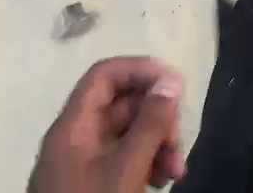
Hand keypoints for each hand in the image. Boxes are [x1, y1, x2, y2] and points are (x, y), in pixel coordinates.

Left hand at [28, 57, 188, 192]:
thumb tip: (171, 79)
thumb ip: (150, 122)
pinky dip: (148, 163)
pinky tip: (164, 181)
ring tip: (176, 170)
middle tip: (179, 140)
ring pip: (129, 133)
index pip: (106, 74)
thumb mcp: (126, 169)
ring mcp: (83, 165)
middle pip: (122, 104)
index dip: (142, 71)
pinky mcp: (93, 186)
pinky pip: (125, 159)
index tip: (175, 86)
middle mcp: (76, 139)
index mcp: (73, 127)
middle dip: (158, 117)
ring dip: (159, 143)